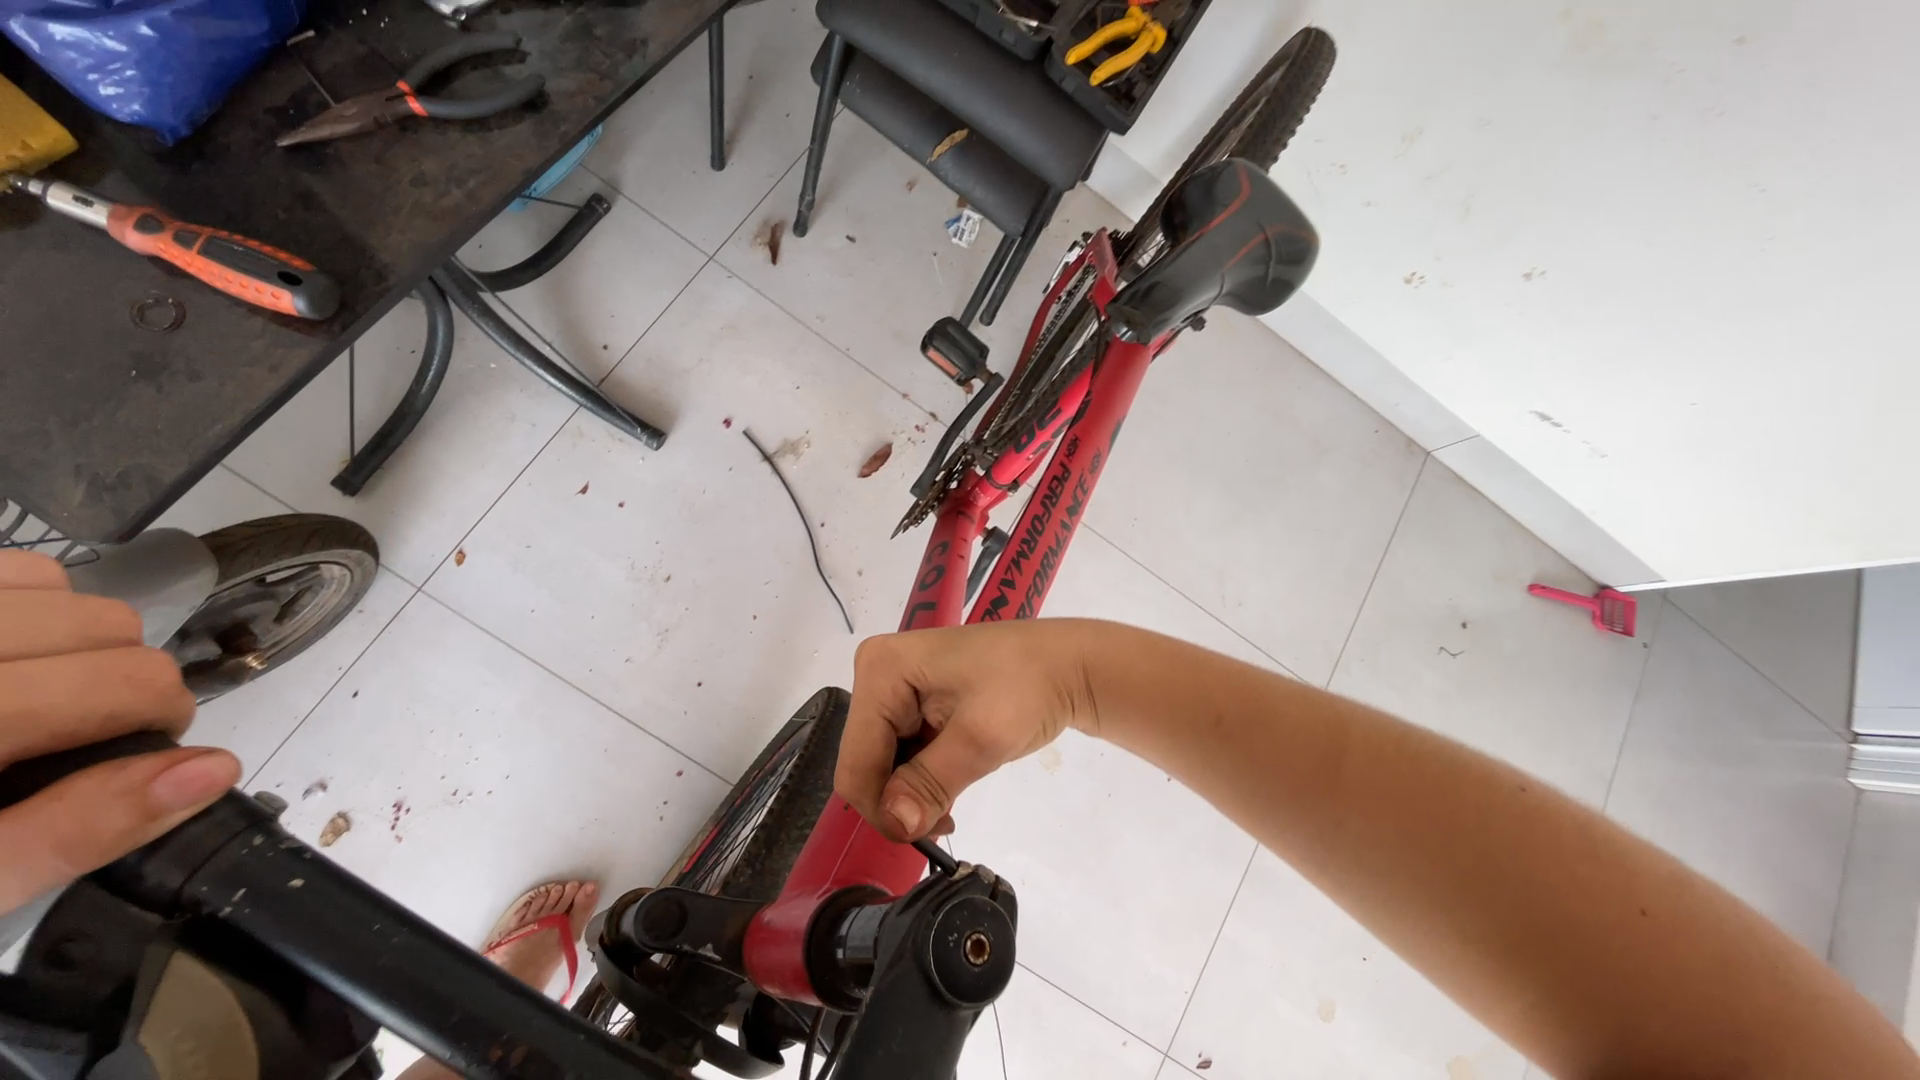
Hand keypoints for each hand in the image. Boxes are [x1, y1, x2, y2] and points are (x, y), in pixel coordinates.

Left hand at [0, 551, 239, 916]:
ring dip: (63, 640)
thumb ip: (77, 830)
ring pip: (52, 582)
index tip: (125, 765)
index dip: (156, 726)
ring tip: (18, 699)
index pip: (130, 682)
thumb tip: (215, 768)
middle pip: (106, 624)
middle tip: (65, 741)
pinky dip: (11, 610)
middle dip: (113, 683)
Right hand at [835, 619, 1109, 840]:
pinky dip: (919, 777)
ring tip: (950, 803)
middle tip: (945, 820)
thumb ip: (930, 782)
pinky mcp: (910, 699)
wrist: (1067, 665)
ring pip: (880, 763)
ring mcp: (893, 685)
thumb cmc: (1029, 688)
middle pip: (864, 762)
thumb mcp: (981, 737)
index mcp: (880, 669)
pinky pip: (898, 752)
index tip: (928, 832)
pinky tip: (947, 784)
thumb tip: (895, 825)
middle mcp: (875, 672)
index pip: (857, 761)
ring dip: (910, 792)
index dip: (883, 807)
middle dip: (898, 799)